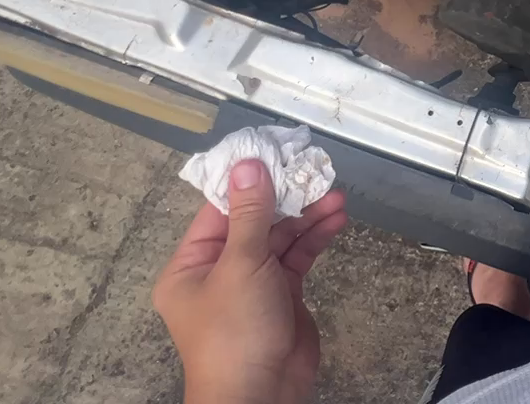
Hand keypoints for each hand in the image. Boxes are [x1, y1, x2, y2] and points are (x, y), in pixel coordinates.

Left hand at [153, 159, 349, 403]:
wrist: (262, 392)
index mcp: (192, 266)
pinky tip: (337, 220)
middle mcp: (220, 270)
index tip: (275, 151)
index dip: (248, 181)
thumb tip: (247, 164)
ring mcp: (253, 281)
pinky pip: (299, 254)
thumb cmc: (236, 328)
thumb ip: (251, 212)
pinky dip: (317, 236)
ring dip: (309, 215)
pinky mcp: (283, 291)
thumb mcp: (242, 264)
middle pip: (256, 220)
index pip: (220, 211)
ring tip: (337, 197)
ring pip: (282, 235)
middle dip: (287, 198)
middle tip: (316, 171)